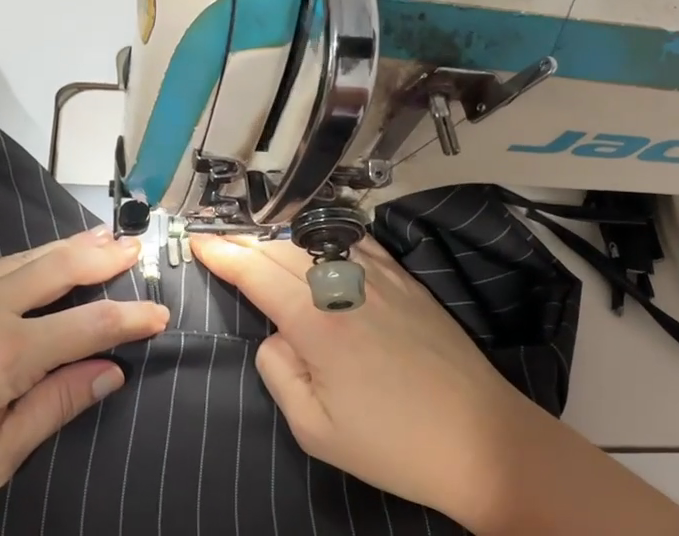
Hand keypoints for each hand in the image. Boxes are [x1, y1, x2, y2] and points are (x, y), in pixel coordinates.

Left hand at [0, 178, 169, 535]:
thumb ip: (51, 409)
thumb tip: (108, 372)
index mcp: (8, 357)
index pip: (89, 327)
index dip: (130, 319)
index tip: (159, 314)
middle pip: (59, 271)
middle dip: (102, 259)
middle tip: (133, 248)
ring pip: (17, 257)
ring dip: (59, 244)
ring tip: (93, 232)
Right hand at [189, 234, 535, 527]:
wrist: (481, 440)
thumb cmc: (393, 444)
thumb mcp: (314, 429)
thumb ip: (278, 370)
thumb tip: (274, 333)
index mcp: (318, 321)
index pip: (255, 271)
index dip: (222, 253)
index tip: (198, 241)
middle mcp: (345, 283)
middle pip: (281, 247)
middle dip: (244, 241)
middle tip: (220, 242)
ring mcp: (380, 276)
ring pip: (316, 237)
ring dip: (279, 234)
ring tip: (257, 240)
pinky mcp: (406, 279)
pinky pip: (355, 240)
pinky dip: (325, 233)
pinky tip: (316, 239)